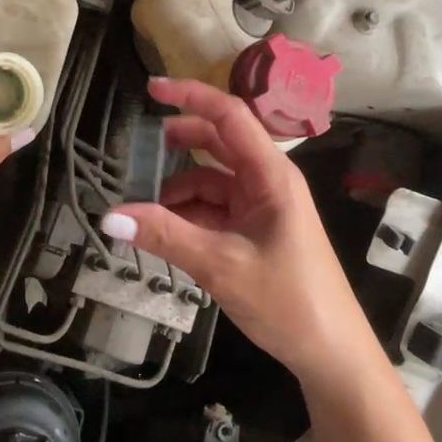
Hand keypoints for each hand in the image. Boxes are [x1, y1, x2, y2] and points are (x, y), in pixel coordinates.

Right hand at [102, 77, 376, 388]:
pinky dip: (188, 214)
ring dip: (178, 188)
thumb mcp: (221, 266)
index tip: (151, 88)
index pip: (229, 116)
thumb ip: (165, 236)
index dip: (191, 96)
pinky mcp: (256, 231)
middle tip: (138, 147)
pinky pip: (216, 208)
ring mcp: (263, 207)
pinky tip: (163, 232)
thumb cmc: (288, 301)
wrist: (331, 352)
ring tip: (142, 207)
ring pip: (212, 179)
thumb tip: (109, 215)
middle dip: (179, 141)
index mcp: (271, 174)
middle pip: (218, 142)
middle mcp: (268, 181)